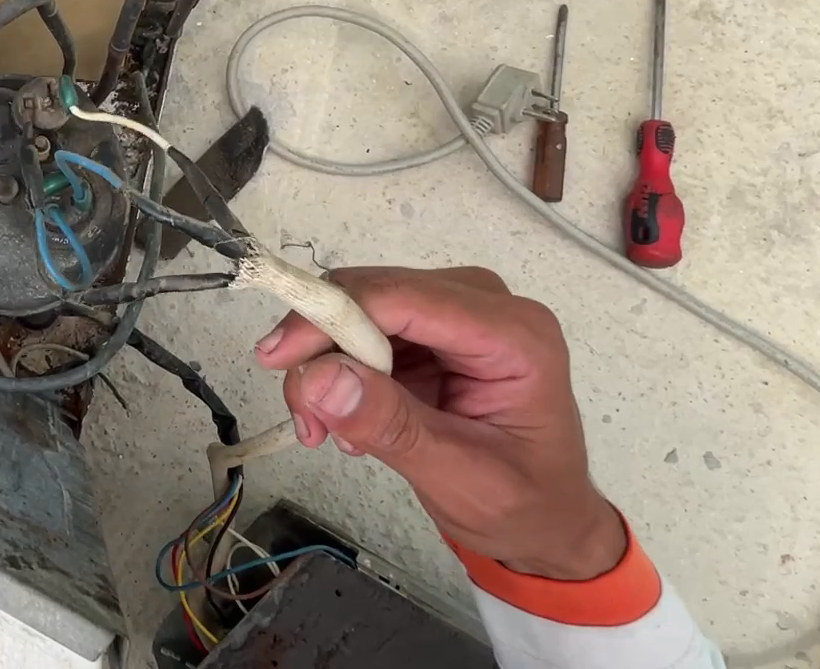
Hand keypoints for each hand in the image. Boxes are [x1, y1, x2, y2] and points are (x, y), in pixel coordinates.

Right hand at [253, 265, 625, 581]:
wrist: (543, 524)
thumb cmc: (521, 506)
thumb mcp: (459, 477)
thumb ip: (391, 426)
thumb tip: (317, 378)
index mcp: (512, 334)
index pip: (399, 298)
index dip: (329, 318)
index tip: (276, 360)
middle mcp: (480, 303)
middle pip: (367, 295)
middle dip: (319, 347)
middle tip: (303, 412)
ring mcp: (448, 308)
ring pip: (349, 307)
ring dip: (321, 362)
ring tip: (322, 426)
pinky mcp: (421, 323)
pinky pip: (352, 324)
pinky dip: (331, 366)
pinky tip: (340, 414)